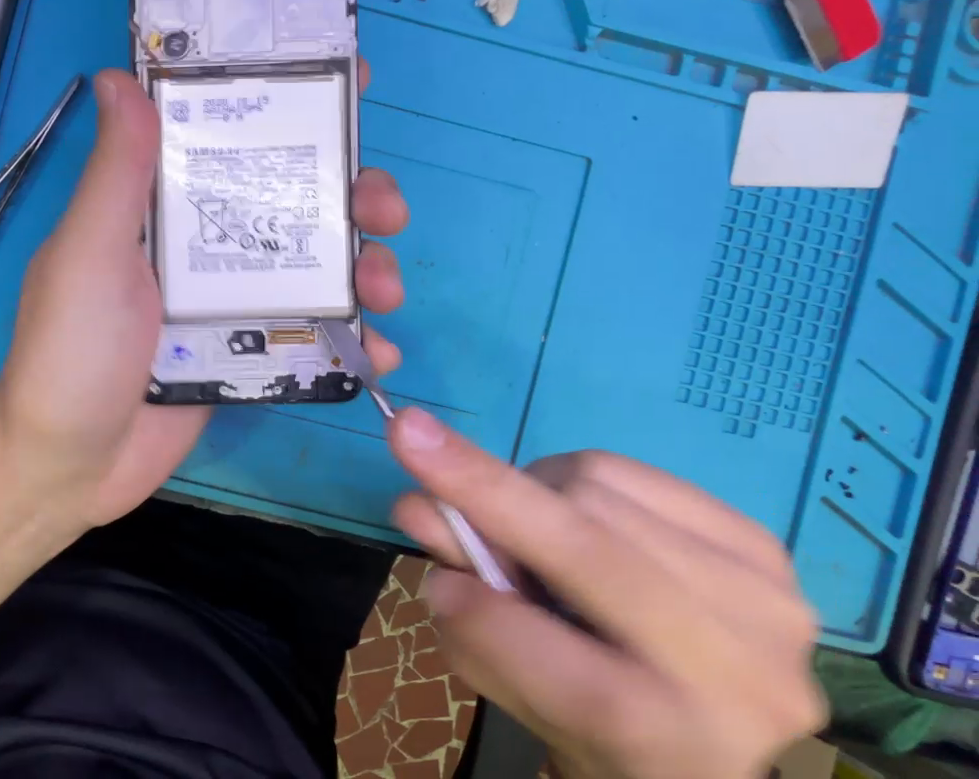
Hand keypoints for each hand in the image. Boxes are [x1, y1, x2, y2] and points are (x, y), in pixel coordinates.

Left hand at [0, 66, 408, 529]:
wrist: (71, 468)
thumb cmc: (72, 353)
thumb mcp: (88, 253)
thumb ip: (115, 173)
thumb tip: (118, 75)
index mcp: (151, 207)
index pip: (219, 135)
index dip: (279, 104)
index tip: (345, 80)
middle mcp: (190, 245)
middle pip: (283, 198)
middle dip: (345, 192)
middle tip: (383, 207)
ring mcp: (219, 301)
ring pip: (307, 263)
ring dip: (361, 265)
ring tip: (385, 288)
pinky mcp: (240, 354)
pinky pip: (306, 332)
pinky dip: (349, 337)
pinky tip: (377, 351)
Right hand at [388, 409, 825, 778]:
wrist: (719, 729)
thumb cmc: (591, 722)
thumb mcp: (515, 689)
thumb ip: (464, 611)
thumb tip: (420, 506)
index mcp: (668, 742)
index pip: (550, 661)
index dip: (470, 606)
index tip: (407, 554)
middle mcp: (739, 677)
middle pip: (587, 552)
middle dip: (483, 487)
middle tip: (406, 433)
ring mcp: (765, 607)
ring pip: (599, 491)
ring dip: (530, 493)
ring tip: (523, 528)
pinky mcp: (768, 550)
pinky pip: (632, 471)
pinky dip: (573, 478)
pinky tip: (572, 513)